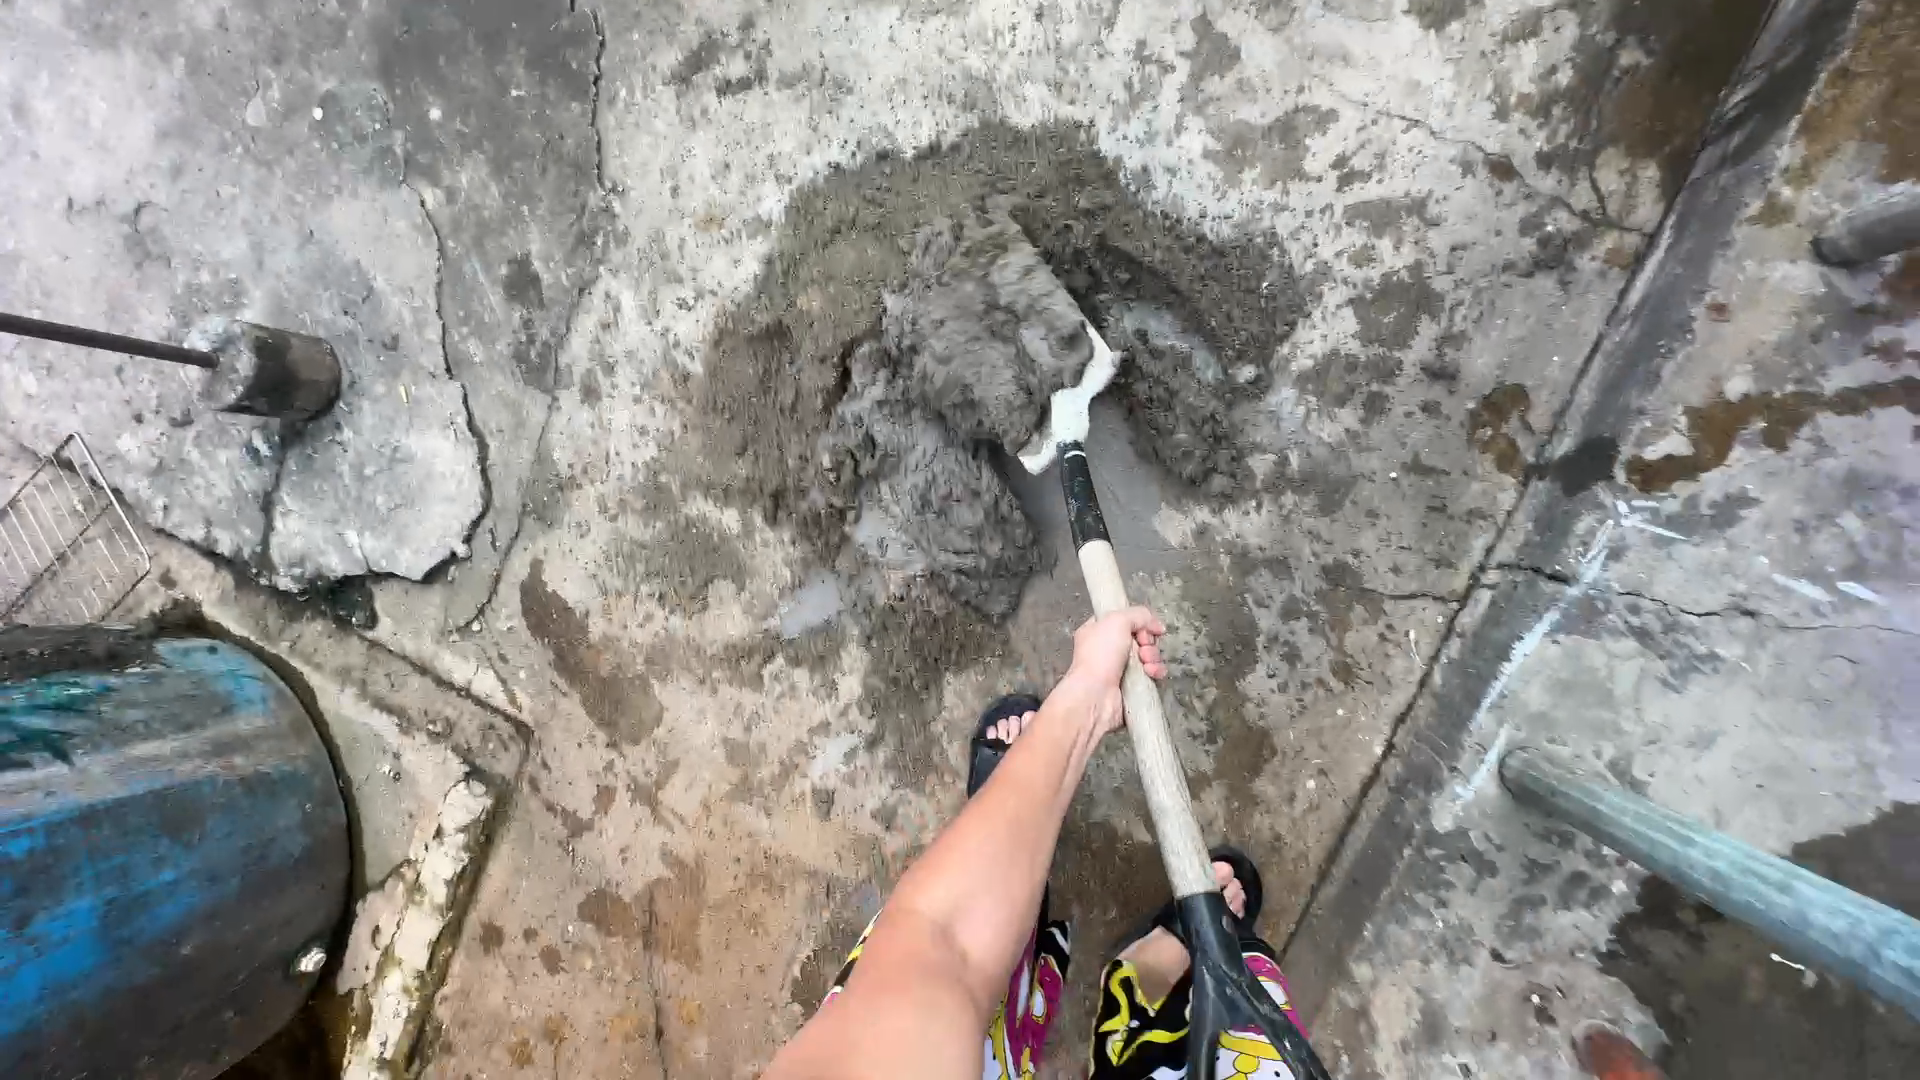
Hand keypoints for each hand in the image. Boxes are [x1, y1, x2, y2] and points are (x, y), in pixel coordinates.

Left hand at [1058, 606, 1167, 735]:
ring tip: (1146, 662)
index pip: (1123, 620)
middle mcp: (1106, 649)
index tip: (1144, 628)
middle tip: (1144, 646)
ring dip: (1153, 656)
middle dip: (1148, 641)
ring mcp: (1119, 669)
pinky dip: (1155, 672)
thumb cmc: (1100, 654)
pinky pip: (1151, 674)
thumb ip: (1138, 614)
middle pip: (1139, 638)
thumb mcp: (1117, 620)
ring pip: (1147, 656)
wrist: (1096, 694)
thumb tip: (1156, 625)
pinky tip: (1151, 673)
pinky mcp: (1131, 686)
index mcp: (1097, 631)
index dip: (1138, 622)